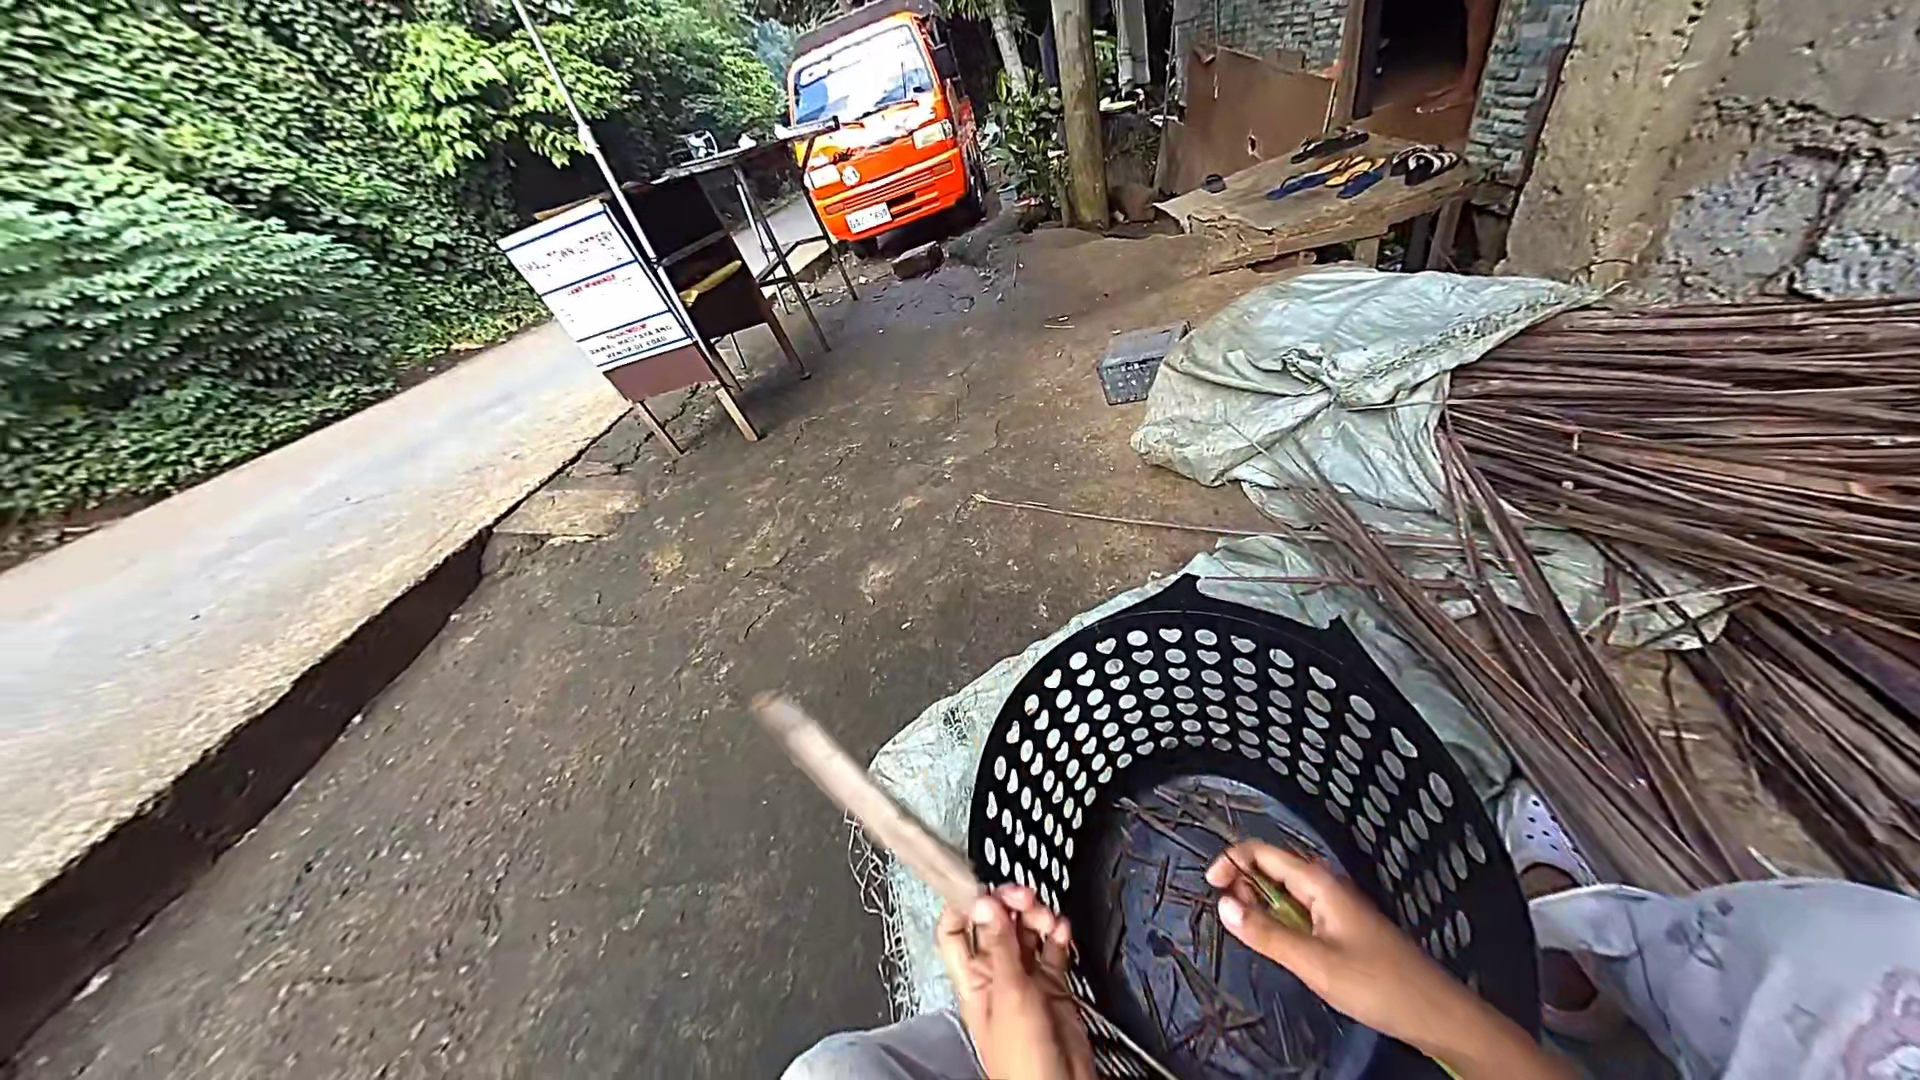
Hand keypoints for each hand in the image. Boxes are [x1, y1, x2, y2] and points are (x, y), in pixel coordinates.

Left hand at [936, 885, 1094, 1079]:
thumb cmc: (1022, 1062)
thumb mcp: (1008, 994)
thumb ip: (999, 945)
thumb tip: (983, 902)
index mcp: (973, 977)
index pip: (956, 928)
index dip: (964, 904)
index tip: (979, 884)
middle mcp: (996, 973)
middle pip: (995, 923)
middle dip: (1008, 903)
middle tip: (1023, 896)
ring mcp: (1024, 978)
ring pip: (1025, 930)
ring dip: (1036, 916)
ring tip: (1046, 918)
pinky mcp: (1051, 984)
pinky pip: (1053, 948)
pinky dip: (1058, 934)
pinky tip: (1061, 931)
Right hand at [1207, 841, 1572, 1079]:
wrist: (1442, 1017)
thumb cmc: (1380, 986)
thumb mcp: (1314, 963)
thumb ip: (1265, 933)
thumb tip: (1223, 905)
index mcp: (1316, 882)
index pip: (1259, 851)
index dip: (1230, 861)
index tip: (1211, 886)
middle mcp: (1323, 884)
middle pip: (1269, 866)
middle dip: (1242, 882)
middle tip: (1232, 914)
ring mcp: (1333, 903)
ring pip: (1282, 888)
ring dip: (1259, 902)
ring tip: (1253, 931)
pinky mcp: (1340, 924)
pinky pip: (1297, 908)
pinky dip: (1278, 917)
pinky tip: (1280, 942)